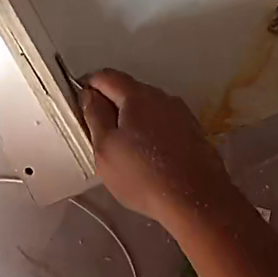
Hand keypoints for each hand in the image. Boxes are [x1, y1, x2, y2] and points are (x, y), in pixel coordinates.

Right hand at [80, 70, 240, 226]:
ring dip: (133, 120)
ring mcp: (182, 114)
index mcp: (137, 96)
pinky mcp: (194, 132)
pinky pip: (165, 123)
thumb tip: (90, 94)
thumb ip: (95, 115)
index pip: (106, 76)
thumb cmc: (143, 176)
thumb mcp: (105, 148)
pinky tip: (150, 157)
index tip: (82, 107)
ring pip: (149, 108)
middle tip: (101, 135)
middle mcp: (163, 97)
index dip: (89, 87)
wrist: (195, 201)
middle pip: (129, 91)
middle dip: (112, 105)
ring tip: (126, 151)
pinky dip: (152, 132)